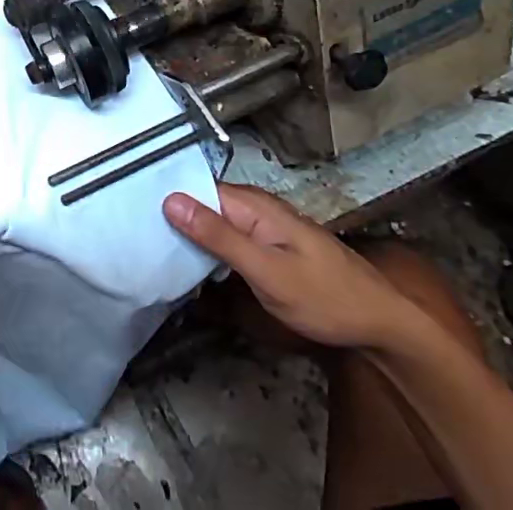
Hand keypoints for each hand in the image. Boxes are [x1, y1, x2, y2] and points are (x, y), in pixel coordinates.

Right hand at [164, 184, 428, 347]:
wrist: (378, 323)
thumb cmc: (325, 298)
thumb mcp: (266, 271)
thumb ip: (219, 236)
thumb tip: (172, 200)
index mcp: (254, 206)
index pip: (198, 189)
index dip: (168, 199)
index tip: (134, 214)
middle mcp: (257, 210)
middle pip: (204, 204)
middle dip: (174, 218)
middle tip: (138, 238)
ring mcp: (264, 229)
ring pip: (215, 223)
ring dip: (189, 236)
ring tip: (153, 250)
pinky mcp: (267, 248)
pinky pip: (228, 239)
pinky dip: (208, 250)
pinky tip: (190, 266)